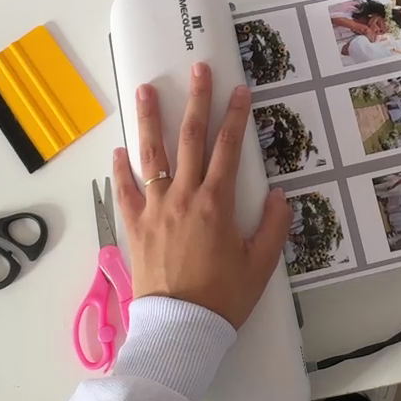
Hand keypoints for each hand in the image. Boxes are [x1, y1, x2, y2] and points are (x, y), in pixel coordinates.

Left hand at [110, 63, 290, 328]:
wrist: (179, 330)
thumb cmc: (222, 299)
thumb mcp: (260, 265)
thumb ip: (274, 228)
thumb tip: (282, 196)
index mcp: (216, 203)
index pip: (228, 148)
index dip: (235, 116)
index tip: (239, 90)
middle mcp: (184, 196)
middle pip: (190, 138)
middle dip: (196, 100)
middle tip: (198, 69)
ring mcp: (155, 209)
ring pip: (152, 154)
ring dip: (150, 119)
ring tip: (145, 89)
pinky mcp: (134, 226)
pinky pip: (125, 191)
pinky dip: (121, 168)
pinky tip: (119, 148)